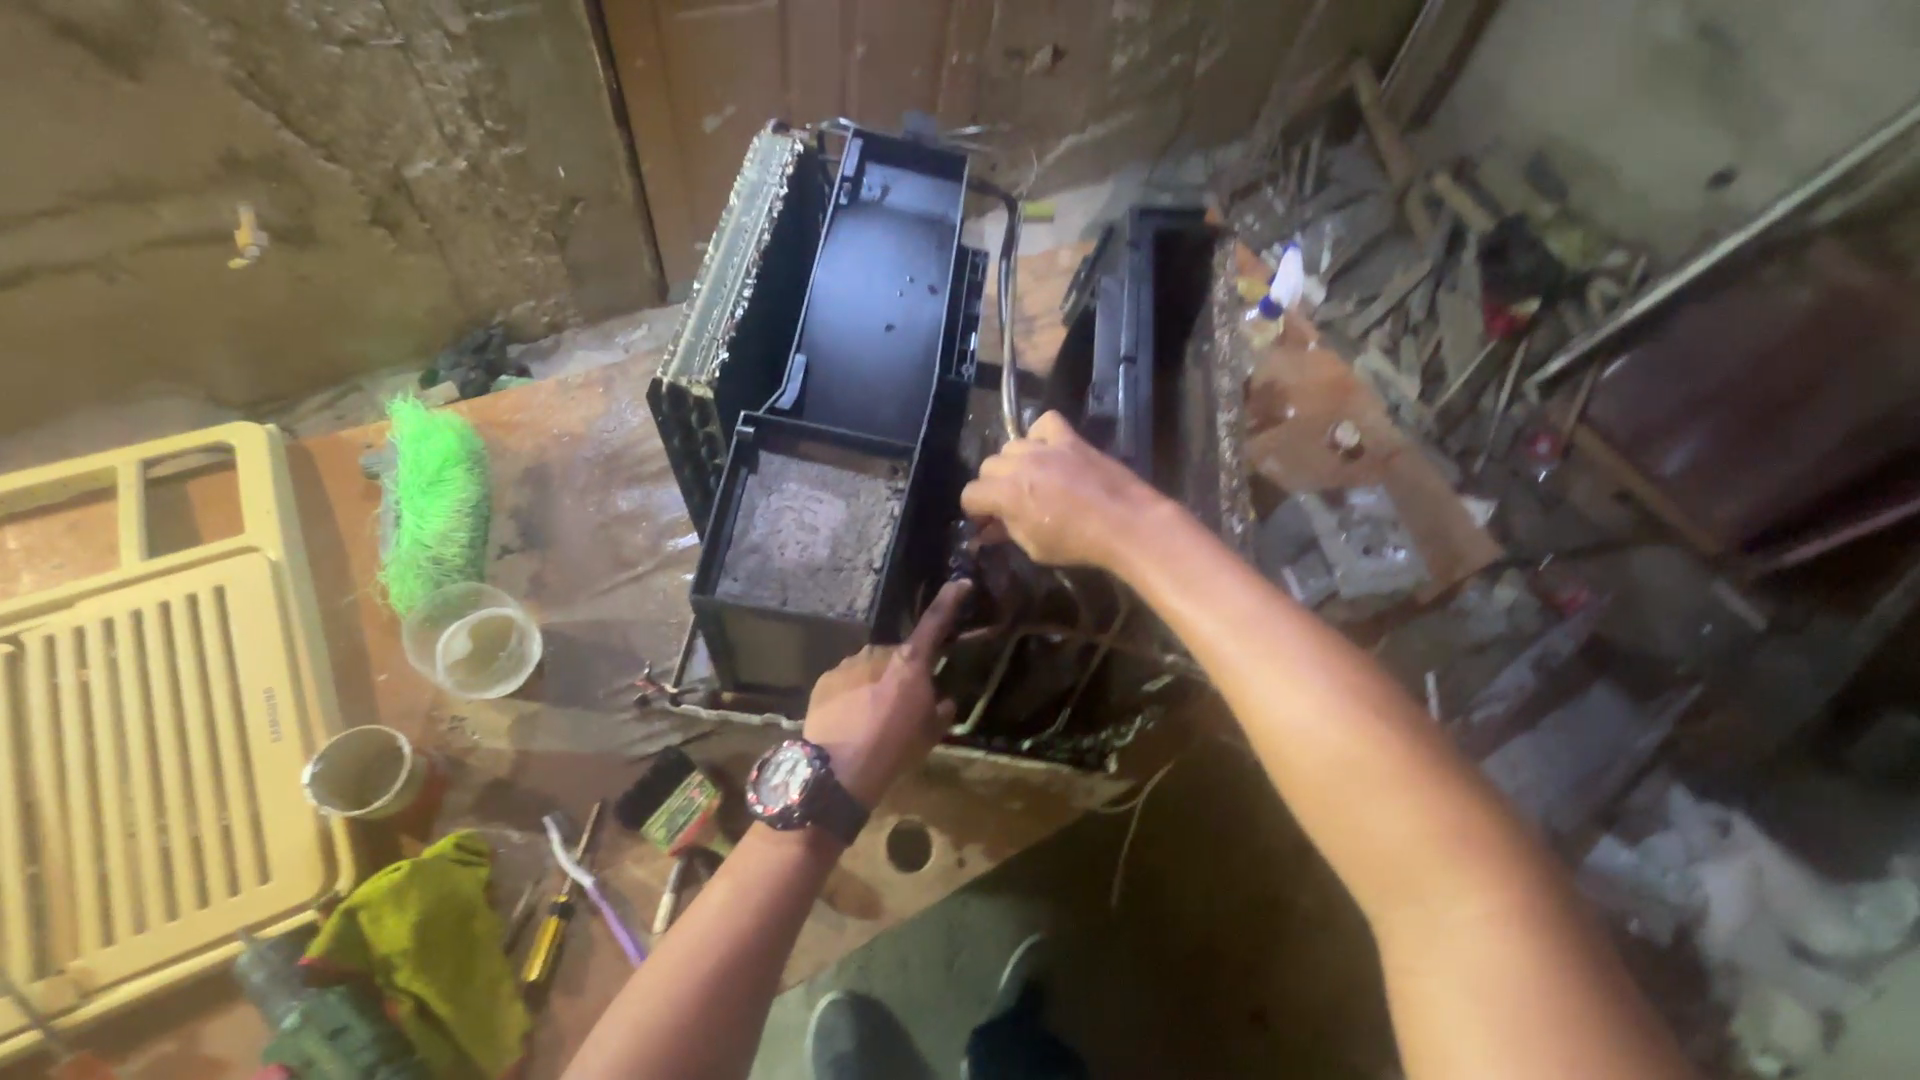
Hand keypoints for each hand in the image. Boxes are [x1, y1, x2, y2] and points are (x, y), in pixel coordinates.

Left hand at [802, 579, 971, 807]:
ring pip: (869, 668)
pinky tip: (850, 720)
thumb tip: (943, 700)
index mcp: (910, 662)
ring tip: (872, 719)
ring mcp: (847, 664)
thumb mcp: (930, 734)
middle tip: (902, 705)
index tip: (961, 583)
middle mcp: (878, 653)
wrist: (839, 770)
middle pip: (898, 656)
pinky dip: (851, 694)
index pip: (935, 622)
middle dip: (902, 673)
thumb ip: (941, 710)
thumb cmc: (895, 749)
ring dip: (875, 684)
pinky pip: (846, 681)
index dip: (950, 600)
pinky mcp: (824, 680)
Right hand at [960, 411, 1171, 569]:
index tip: (987, 522)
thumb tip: (988, 530)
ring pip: (1012, 445)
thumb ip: (1007, 532)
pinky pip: (1045, 424)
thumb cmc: (1079, 544)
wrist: (1126, 524)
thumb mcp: (1035, 548)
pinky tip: (1048, 451)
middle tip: (1009, 503)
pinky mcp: (1071, 439)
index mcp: (1007, 494)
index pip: (970, 493)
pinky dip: (1041, 435)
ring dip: (1014, 463)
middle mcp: (1020, 464)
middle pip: (988, 466)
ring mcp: (1046, 447)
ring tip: (1030, 478)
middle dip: (993, 486)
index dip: (975, 510)